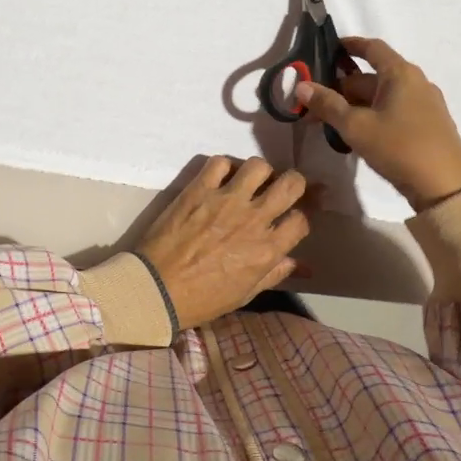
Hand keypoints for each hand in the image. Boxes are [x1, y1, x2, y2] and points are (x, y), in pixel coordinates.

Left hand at [135, 156, 309, 330]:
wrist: (158, 286)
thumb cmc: (203, 298)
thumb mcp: (245, 293)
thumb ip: (274, 274)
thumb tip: (300, 264)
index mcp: (267, 249)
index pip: (301, 220)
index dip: (298, 218)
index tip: (288, 220)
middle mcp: (253, 219)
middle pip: (291, 184)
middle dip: (293, 182)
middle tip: (282, 186)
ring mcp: (226, 200)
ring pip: (258, 166)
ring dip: (259, 170)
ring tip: (250, 180)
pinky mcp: (199, 188)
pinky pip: (219, 162)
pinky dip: (223, 166)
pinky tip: (220, 177)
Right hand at [295, 36, 460, 210]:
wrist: (446, 189)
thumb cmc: (399, 147)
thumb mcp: (355, 126)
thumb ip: (327, 104)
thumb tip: (302, 85)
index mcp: (401, 74)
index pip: (372, 47)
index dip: (349, 45)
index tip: (328, 48)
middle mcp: (416, 82)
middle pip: (373, 75)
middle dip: (342, 87)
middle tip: (315, 102)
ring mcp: (425, 104)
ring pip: (381, 96)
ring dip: (354, 104)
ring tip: (330, 121)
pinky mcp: (428, 125)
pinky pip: (393, 110)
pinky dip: (372, 114)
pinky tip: (356, 133)